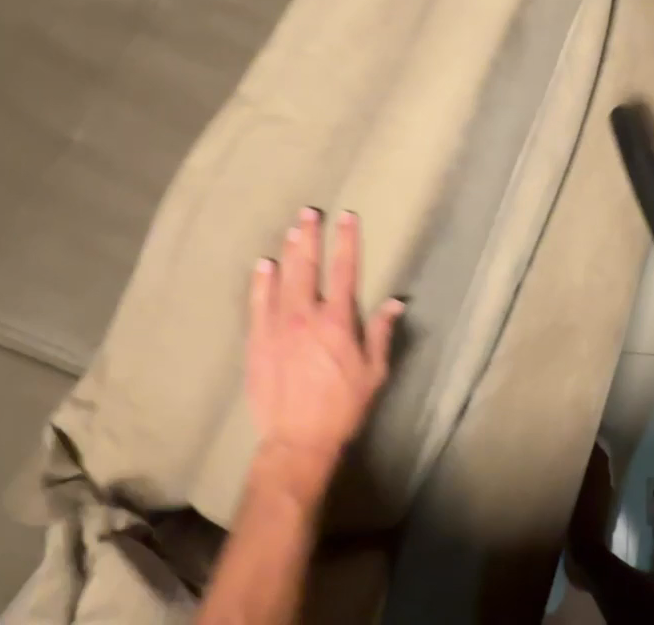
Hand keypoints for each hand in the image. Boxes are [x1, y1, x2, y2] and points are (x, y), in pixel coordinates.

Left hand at [246, 208, 403, 491]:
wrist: (297, 440)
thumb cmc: (342, 407)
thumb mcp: (373, 373)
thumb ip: (381, 333)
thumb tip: (395, 302)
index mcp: (337, 321)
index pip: (344, 270)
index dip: (347, 241)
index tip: (347, 218)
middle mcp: (306, 315)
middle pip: (309, 266)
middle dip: (311, 236)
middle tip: (309, 212)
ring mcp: (278, 326)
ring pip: (283, 279)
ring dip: (289, 251)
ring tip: (292, 229)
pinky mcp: (257, 341)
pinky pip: (258, 304)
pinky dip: (261, 282)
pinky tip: (264, 265)